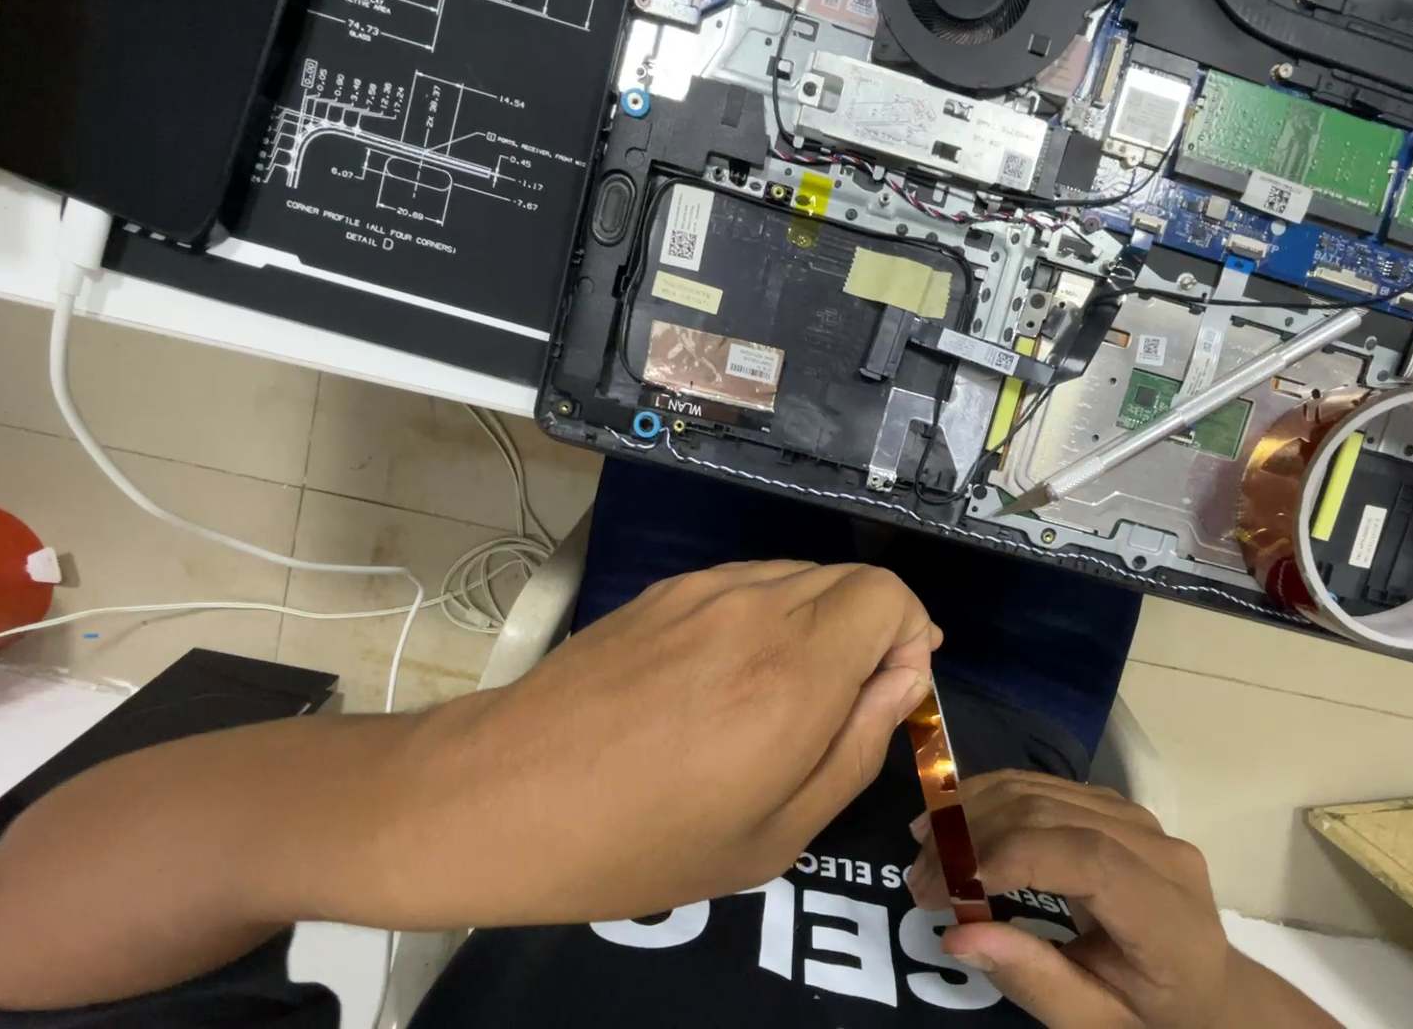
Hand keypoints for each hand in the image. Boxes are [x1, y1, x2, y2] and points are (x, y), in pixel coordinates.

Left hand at [381, 561, 940, 927]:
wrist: (503, 795)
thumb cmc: (643, 840)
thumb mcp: (775, 833)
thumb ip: (857, 745)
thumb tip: (903, 679)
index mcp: (793, 671)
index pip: (889, 593)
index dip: (909, 633)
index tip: (891, 687)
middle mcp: (754, 609)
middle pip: (851, 576)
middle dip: (873, 628)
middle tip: (843, 700)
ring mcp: (702, 589)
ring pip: (799, 572)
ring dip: (821, 618)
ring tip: (783, 691)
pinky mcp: (664, 589)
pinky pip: (747, 580)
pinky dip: (770, 612)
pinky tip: (730, 671)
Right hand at [907, 771, 1231, 1028]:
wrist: (1208, 989)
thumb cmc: (1155, 1017)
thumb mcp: (1101, 1025)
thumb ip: (1036, 982)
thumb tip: (955, 937)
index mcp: (1169, 914)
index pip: (1089, 858)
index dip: (1011, 857)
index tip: (947, 889)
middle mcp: (1156, 847)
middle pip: (1050, 813)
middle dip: (971, 839)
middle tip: (918, 880)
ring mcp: (1133, 816)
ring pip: (1035, 788)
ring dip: (968, 810)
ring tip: (922, 847)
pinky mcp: (1108, 804)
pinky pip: (1037, 783)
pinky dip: (985, 797)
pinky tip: (951, 820)